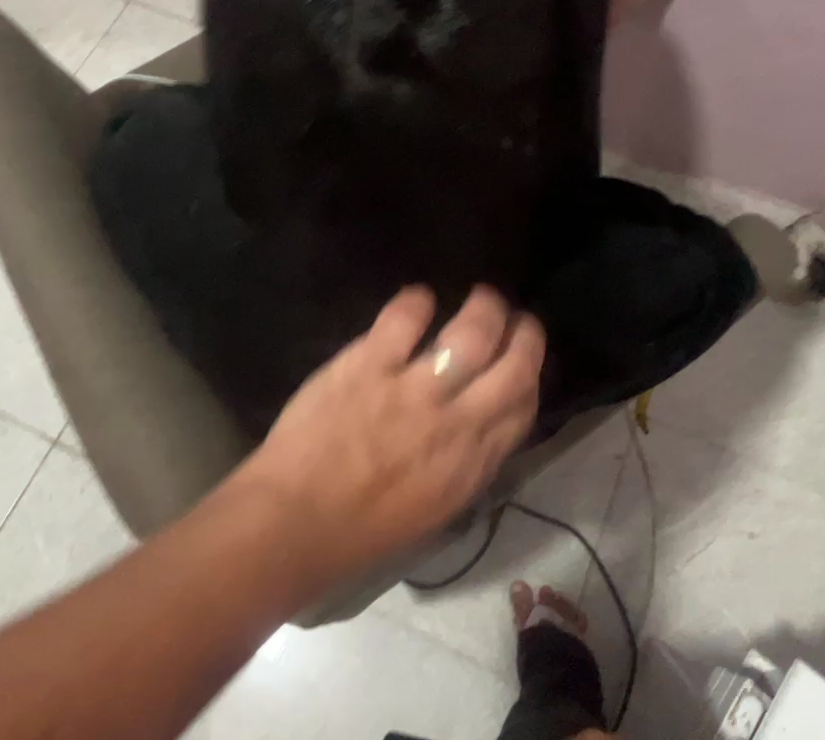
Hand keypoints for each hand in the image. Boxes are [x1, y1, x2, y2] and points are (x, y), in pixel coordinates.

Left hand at [227, 286, 544, 579]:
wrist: (295, 523)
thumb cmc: (361, 527)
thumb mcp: (435, 506)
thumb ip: (465, 461)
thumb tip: (479, 419)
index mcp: (472, 464)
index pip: (523, 406)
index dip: (530, 373)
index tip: (520, 357)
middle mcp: (455, 424)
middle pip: (515, 365)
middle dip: (524, 333)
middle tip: (514, 318)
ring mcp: (413, 392)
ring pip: (472, 334)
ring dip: (484, 308)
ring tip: (481, 297)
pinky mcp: (368, 366)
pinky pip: (405, 319)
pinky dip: (417, 302)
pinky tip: (418, 300)